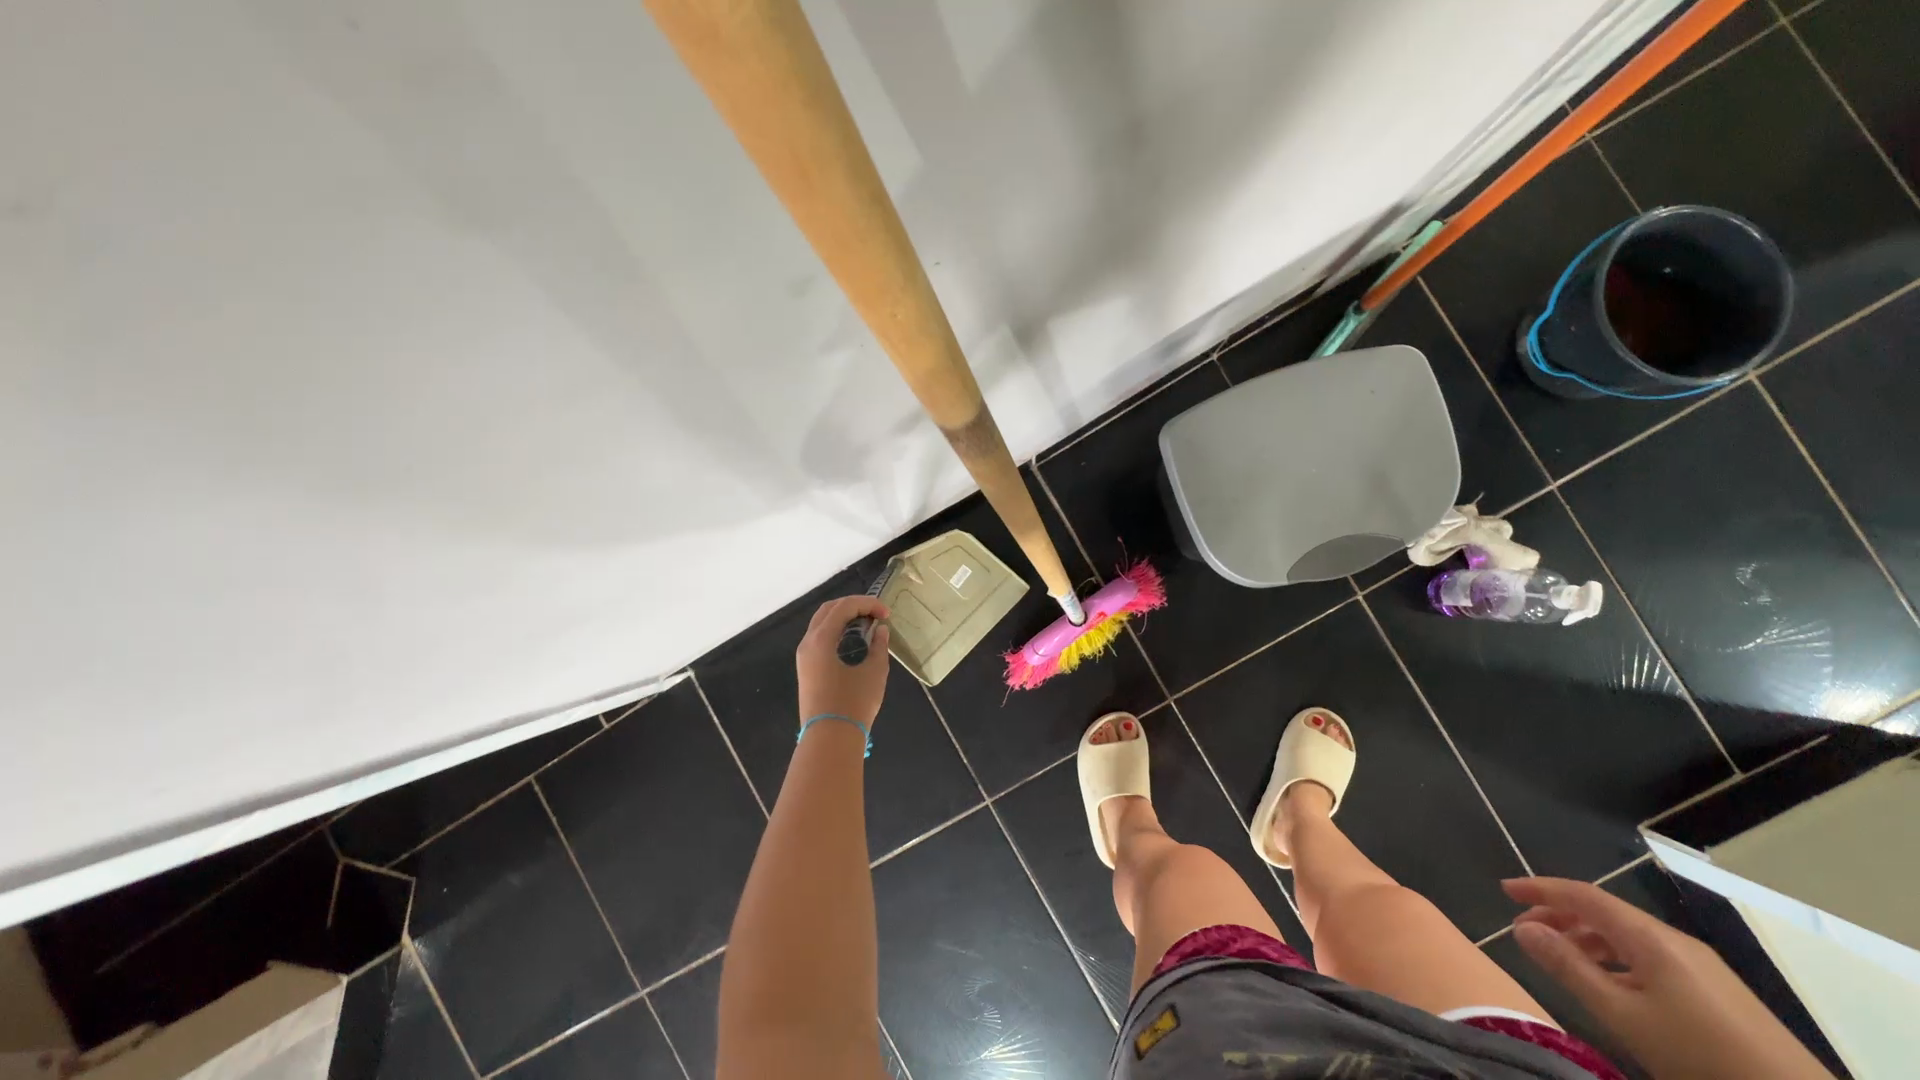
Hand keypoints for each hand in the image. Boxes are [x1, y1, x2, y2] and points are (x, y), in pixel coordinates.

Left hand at [796, 595, 890, 731]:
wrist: (830, 738)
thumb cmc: (854, 703)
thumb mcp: (874, 672)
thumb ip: (879, 646)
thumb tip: (880, 631)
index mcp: (821, 639)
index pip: (844, 607)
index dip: (868, 604)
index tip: (887, 614)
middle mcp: (808, 642)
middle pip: (828, 610)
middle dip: (853, 606)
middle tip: (876, 614)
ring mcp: (804, 656)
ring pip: (821, 623)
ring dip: (844, 618)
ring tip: (867, 626)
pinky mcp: (806, 668)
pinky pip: (819, 638)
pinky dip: (837, 631)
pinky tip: (853, 640)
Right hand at [1503, 877, 1832, 1079]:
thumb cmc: (1697, 1054)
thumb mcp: (1622, 1015)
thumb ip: (1569, 968)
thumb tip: (1523, 928)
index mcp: (1651, 938)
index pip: (1585, 895)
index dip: (1542, 889)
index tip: (1504, 890)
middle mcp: (1674, 941)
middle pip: (1605, 913)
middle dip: (1559, 915)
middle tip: (1523, 932)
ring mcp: (1698, 966)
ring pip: (1627, 937)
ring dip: (1585, 939)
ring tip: (1557, 959)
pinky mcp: (1712, 990)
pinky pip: (1648, 957)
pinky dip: (1613, 959)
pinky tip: (1607, 986)